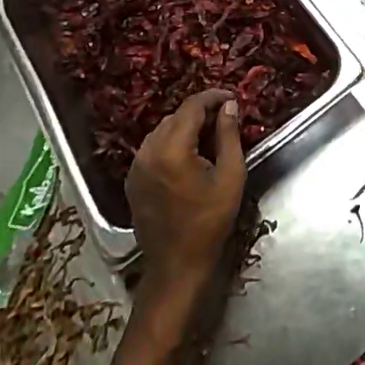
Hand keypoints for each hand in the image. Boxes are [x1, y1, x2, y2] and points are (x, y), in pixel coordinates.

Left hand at [127, 90, 244, 290]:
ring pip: (162, 131)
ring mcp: (136, 165)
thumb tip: (228, 106)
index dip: (212, 98)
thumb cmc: (209, 223)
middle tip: (224, 121)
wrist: (176, 266)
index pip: (191, 107)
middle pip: (176, 117)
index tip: (231, 98)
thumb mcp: (230, 178)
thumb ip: (229, 136)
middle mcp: (148, 150)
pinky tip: (188, 159)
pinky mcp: (132, 178)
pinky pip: (153, 149)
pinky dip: (170, 145)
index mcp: (172, 148)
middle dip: (200, 114)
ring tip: (208, 140)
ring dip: (185, 128)